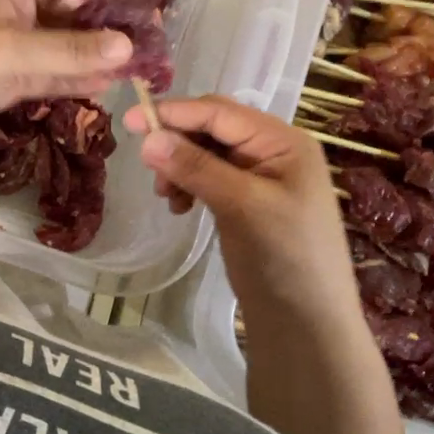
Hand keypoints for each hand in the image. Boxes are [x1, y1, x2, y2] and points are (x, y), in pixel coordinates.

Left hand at [0, 0, 131, 160]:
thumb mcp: (11, 53)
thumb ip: (67, 50)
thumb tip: (127, 45)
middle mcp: (13, 16)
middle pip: (68, 13)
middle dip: (104, 24)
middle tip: (149, 36)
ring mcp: (11, 52)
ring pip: (62, 49)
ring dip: (94, 55)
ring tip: (139, 63)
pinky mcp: (8, 83)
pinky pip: (50, 76)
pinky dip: (75, 79)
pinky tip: (107, 84)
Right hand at [124, 97, 364, 337]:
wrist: (306, 320)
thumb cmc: (285, 256)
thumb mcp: (241, 206)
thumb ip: (196, 168)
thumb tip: (147, 138)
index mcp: (283, 142)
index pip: (219, 113)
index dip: (173, 113)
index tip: (127, 121)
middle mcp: (271, 152)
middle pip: (211, 128)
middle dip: (176, 142)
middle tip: (149, 169)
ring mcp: (258, 178)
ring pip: (204, 153)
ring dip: (178, 166)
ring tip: (167, 197)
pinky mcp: (243, 202)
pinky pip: (206, 177)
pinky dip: (186, 185)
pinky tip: (179, 207)